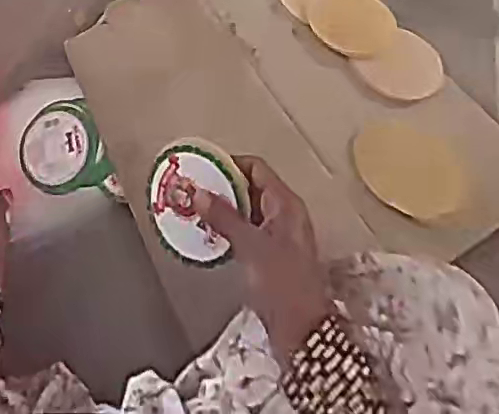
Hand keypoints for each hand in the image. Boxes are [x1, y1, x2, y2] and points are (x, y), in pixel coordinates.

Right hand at [195, 155, 332, 359]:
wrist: (303, 333)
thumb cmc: (281, 283)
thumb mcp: (249, 246)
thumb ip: (223, 217)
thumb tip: (197, 191)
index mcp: (286, 202)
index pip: (256, 167)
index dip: (230, 164)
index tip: (203, 168)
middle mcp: (286, 213)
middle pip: (252, 186)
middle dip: (224, 187)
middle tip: (195, 189)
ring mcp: (281, 234)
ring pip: (250, 209)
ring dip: (226, 208)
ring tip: (198, 210)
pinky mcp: (274, 255)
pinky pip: (250, 229)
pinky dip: (232, 227)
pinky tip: (212, 235)